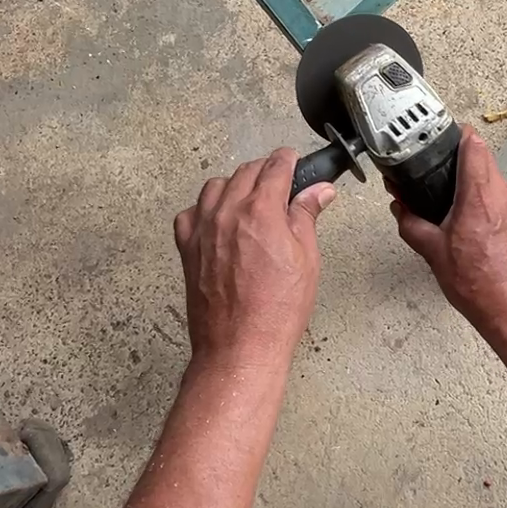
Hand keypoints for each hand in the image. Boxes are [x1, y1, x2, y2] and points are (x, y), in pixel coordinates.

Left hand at [174, 149, 335, 370]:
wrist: (240, 347)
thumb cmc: (277, 309)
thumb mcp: (307, 258)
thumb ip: (307, 216)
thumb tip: (319, 192)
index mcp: (260, 211)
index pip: (275, 166)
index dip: (288, 159)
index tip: (294, 161)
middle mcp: (227, 213)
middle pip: (246, 171)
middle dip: (266, 170)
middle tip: (282, 184)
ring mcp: (202, 230)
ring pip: (215, 185)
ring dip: (235, 185)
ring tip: (252, 200)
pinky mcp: (187, 249)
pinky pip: (190, 213)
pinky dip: (205, 209)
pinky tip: (220, 221)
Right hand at [391, 127, 506, 339]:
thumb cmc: (478, 283)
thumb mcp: (432, 252)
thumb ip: (411, 224)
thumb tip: (400, 209)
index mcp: (479, 194)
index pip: (473, 144)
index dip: (456, 134)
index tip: (441, 135)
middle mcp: (501, 194)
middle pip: (483, 157)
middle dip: (458, 158)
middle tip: (437, 167)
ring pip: (492, 177)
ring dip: (471, 179)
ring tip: (448, 195)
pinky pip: (499, 197)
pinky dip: (483, 198)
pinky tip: (466, 218)